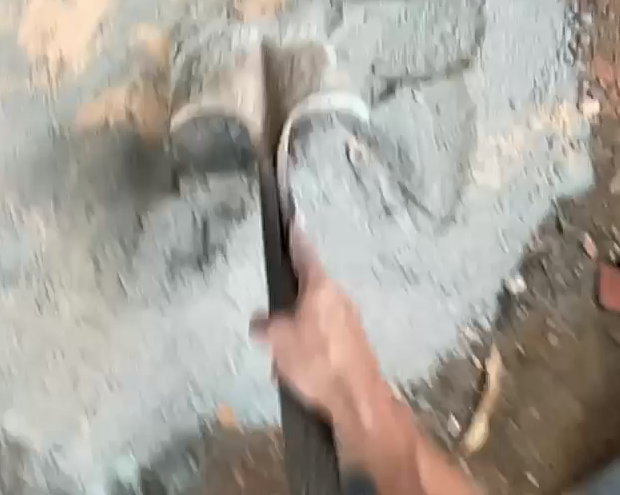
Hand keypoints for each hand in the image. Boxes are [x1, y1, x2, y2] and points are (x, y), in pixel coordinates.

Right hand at [250, 234, 385, 426]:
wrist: (359, 403)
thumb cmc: (316, 360)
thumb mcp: (277, 340)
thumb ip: (264, 325)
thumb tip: (260, 321)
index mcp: (320, 286)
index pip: (303, 252)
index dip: (295, 235)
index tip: (293, 217)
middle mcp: (338, 297)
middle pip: (307, 289)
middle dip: (288, 306)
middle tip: (272, 324)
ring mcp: (349, 321)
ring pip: (313, 318)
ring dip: (297, 333)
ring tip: (282, 362)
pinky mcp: (355, 345)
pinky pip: (324, 339)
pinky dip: (310, 350)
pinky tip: (299, 374)